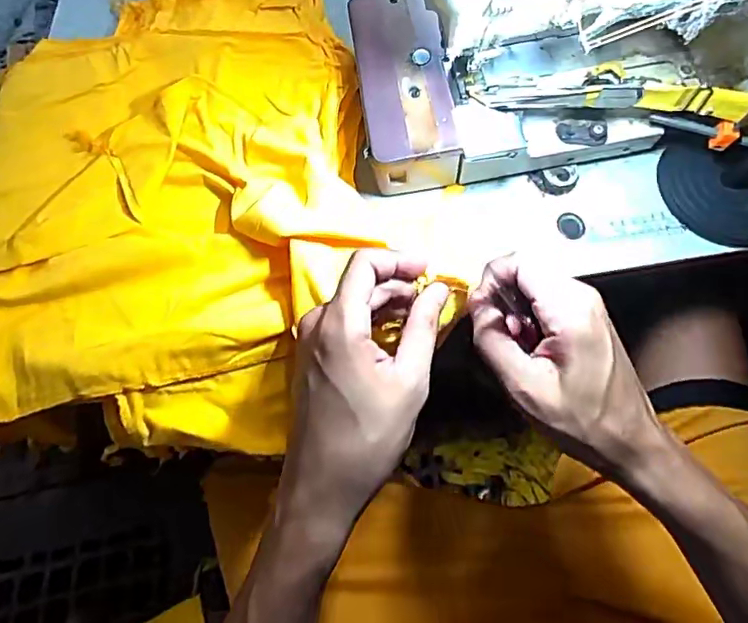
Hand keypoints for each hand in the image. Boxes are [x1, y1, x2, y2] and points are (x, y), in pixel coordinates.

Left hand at [284, 249, 450, 523]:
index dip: (399, 259)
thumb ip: (424, 325)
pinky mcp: (309, 356)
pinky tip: (394, 334)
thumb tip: (438, 288)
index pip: (365, 263)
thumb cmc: (370, 436)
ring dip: (385, 301)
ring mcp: (309, 340)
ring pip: (351, 301)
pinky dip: (370, 319)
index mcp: (339, 323)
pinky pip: (342, 322)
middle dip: (398, 282)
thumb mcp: (410, 379)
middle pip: (359, 282)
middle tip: (431, 296)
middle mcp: (317, 322)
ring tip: (419, 315)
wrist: (321, 489)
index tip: (428, 269)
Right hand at [468, 255, 663, 475]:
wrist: (629, 439)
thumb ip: (492, 341)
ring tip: (519, 347)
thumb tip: (477, 308)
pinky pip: (547, 296)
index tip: (480, 311)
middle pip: (525, 268)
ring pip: (533, 281)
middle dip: (502, 297)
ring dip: (515, 308)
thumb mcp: (525, 389)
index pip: (518, 261)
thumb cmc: (585, 423)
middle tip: (499, 336)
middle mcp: (581, 294)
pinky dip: (530, 315)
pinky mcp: (586, 310)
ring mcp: (587, 300)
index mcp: (570, 308)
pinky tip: (534, 347)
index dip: (490, 281)